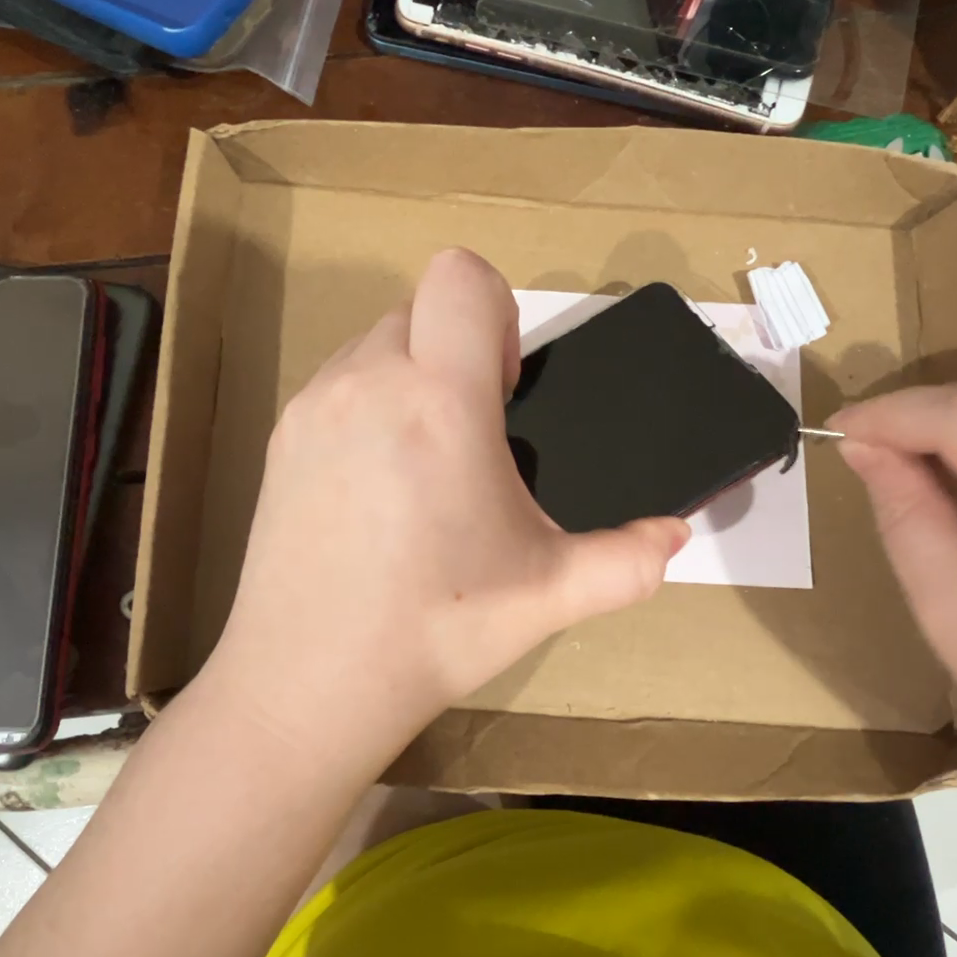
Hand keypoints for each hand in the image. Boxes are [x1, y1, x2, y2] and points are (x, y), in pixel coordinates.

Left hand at [207, 249, 689, 742]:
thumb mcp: (550, 594)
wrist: (311, 681)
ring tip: (425, 462)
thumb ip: (629, 560)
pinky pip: (336, 384)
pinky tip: (378, 485)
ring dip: (411, 375)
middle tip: (474, 436)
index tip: (505, 387)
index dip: (498, 312)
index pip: (461, 275)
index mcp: (439, 400)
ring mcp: (313, 407)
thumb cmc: (437, 629)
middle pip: (420, 305)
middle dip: (458, 348)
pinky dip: (368, 405)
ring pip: (375, 343)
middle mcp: (367, 382)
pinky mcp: (280, 439)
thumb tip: (675, 537)